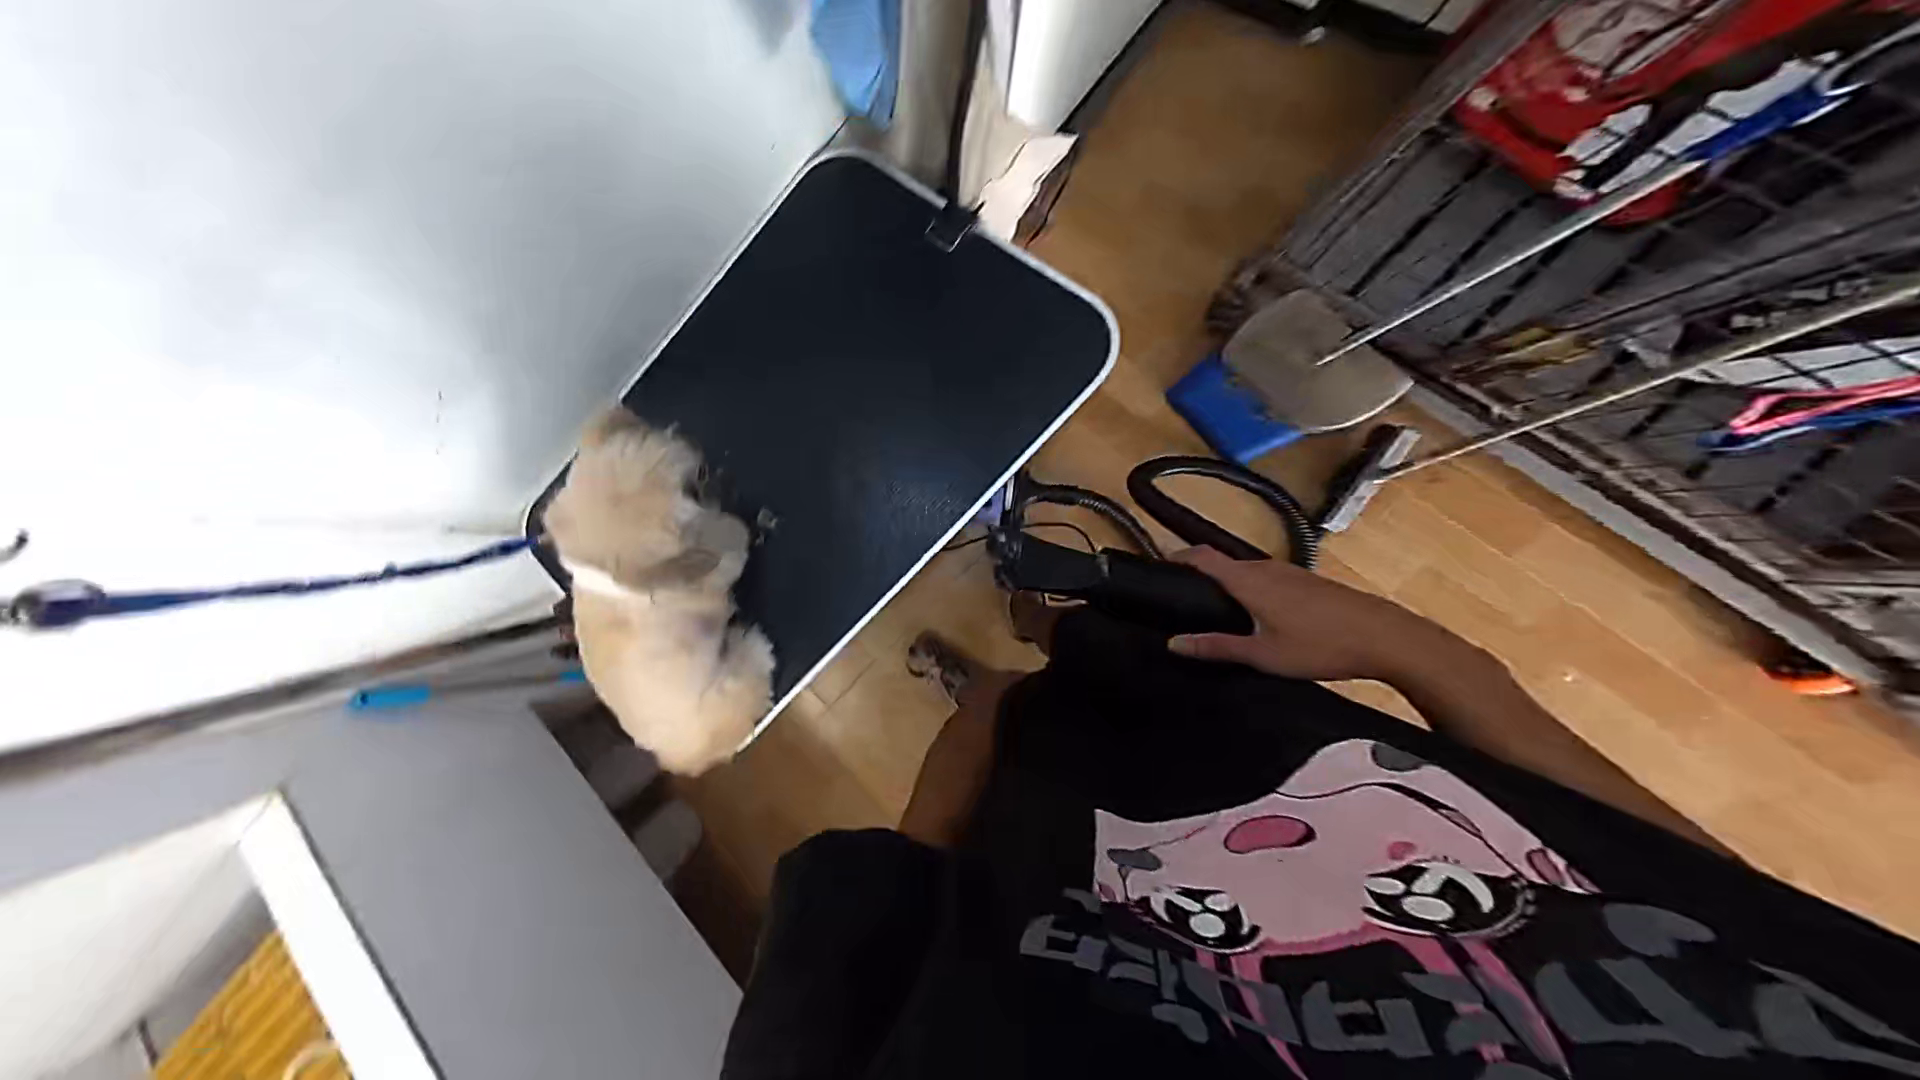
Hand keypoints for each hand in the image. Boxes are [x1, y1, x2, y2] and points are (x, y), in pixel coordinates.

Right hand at [1166, 547, 1475, 683]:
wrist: (1388, 638)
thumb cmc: (1319, 646)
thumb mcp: (1263, 655)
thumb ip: (1216, 647)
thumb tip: (1173, 643)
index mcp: (1249, 580)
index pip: (1202, 556)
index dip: (1177, 557)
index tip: (1157, 568)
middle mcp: (1266, 568)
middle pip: (1222, 561)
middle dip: (1198, 571)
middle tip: (1181, 595)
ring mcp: (1290, 572)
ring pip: (1245, 569)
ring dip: (1225, 580)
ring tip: (1212, 606)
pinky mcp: (1308, 581)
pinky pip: (1265, 576)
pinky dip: (1248, 586)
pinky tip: (1255, 613)